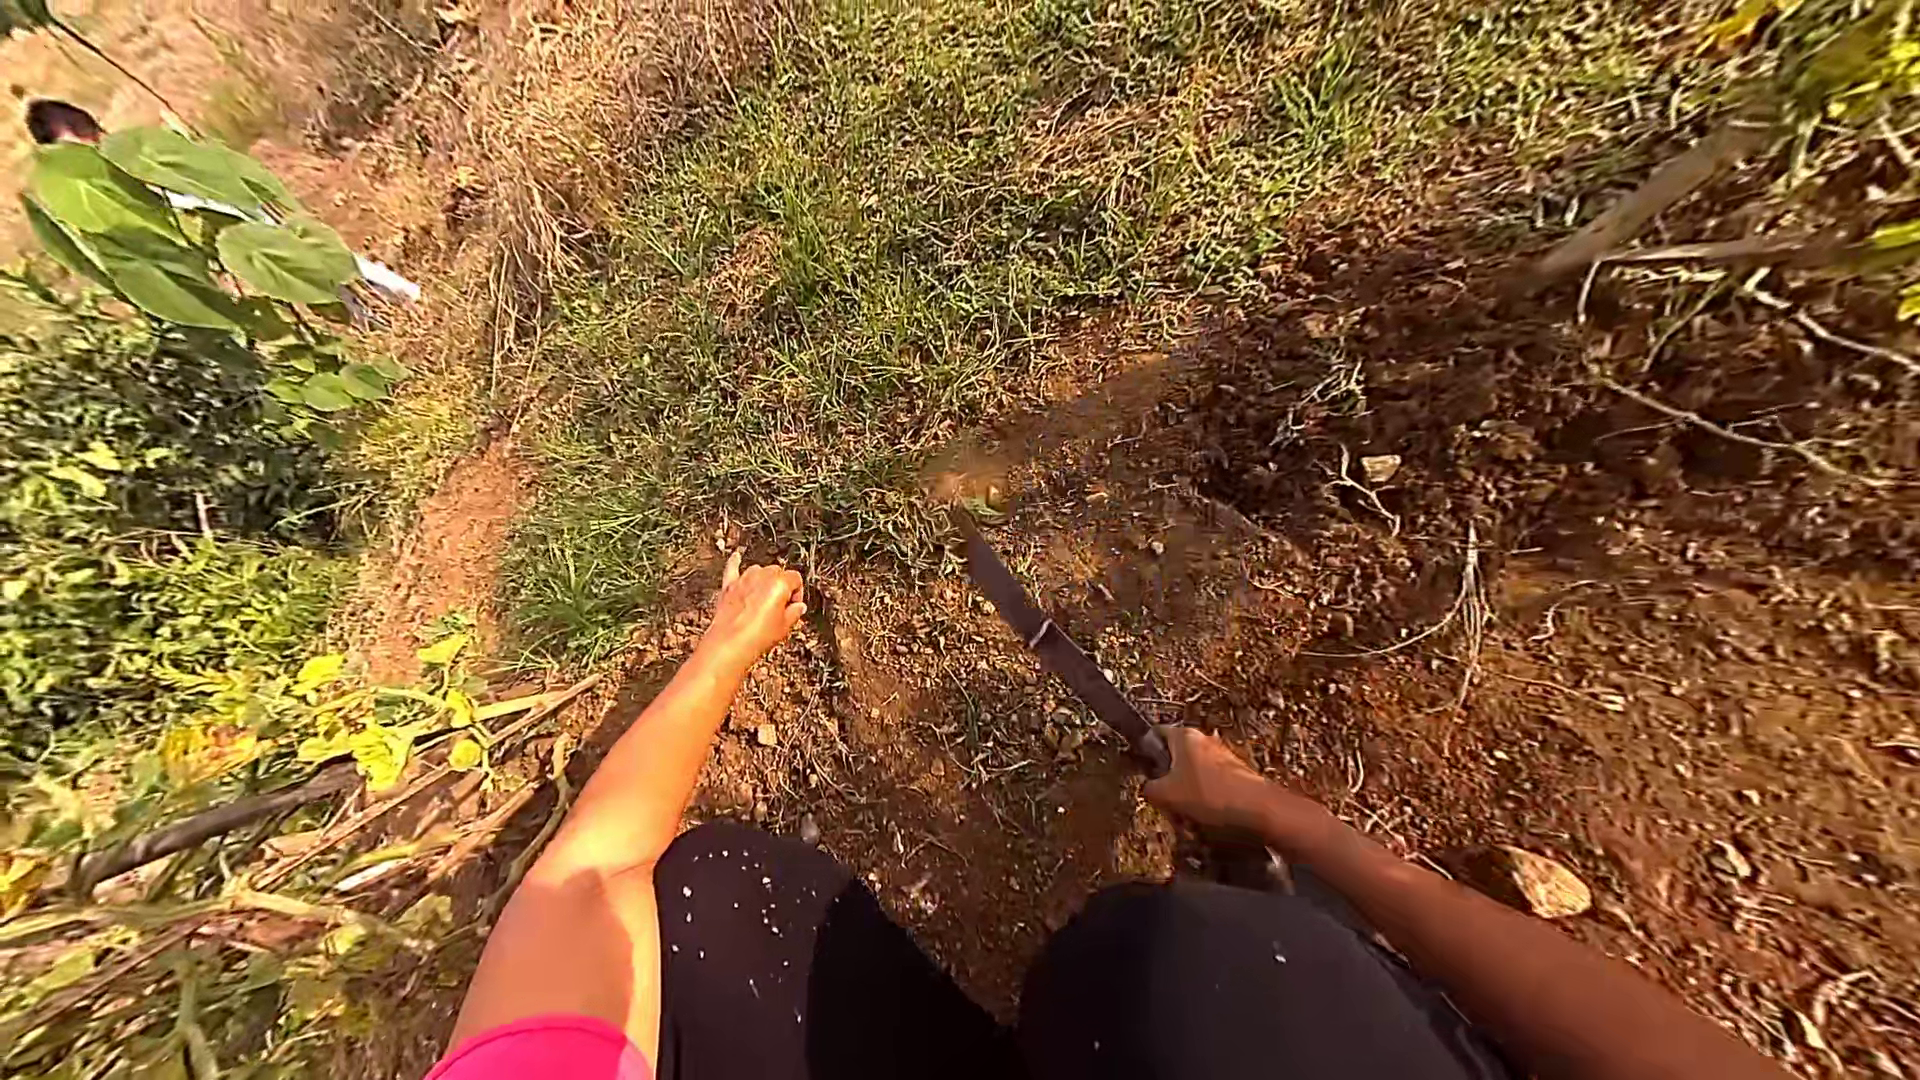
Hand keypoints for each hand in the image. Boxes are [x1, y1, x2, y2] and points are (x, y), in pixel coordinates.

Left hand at [695, 551, 805, 675]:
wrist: (729, 645)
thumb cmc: (757, 636)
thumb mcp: (785, 626)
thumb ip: (794, 612)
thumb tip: (798, 607)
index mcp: (780, 582)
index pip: (796, 579)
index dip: (797, 593)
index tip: (793, 606)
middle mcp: (762, 576)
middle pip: (778, 573)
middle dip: (781, 587)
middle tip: (779, 608)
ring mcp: (744, 579)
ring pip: (759, 571)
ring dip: (763, 581)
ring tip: (763, 600)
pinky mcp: (729, 586)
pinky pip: (733, 568)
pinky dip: (735, 562)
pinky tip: (736, 556)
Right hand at [1144, 726, 1327, 838]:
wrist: (1260, 810)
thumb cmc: (1208, 795)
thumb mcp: (1166, 795)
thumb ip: (1149, 788)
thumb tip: (1147, 788)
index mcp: (1183, 735)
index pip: (1155, 733)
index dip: (1145, 750)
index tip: (1142, 770)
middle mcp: (1203, 739)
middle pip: (1175, 754)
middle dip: (1168, 777)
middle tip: (1165, 798)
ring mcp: (1223, 755)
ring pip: (1194, 770)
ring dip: (1187, 790)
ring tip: (1186, 814)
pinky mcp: (1239, 773)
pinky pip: (1213, 782)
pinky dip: (1207, 797)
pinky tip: (1207, 817)